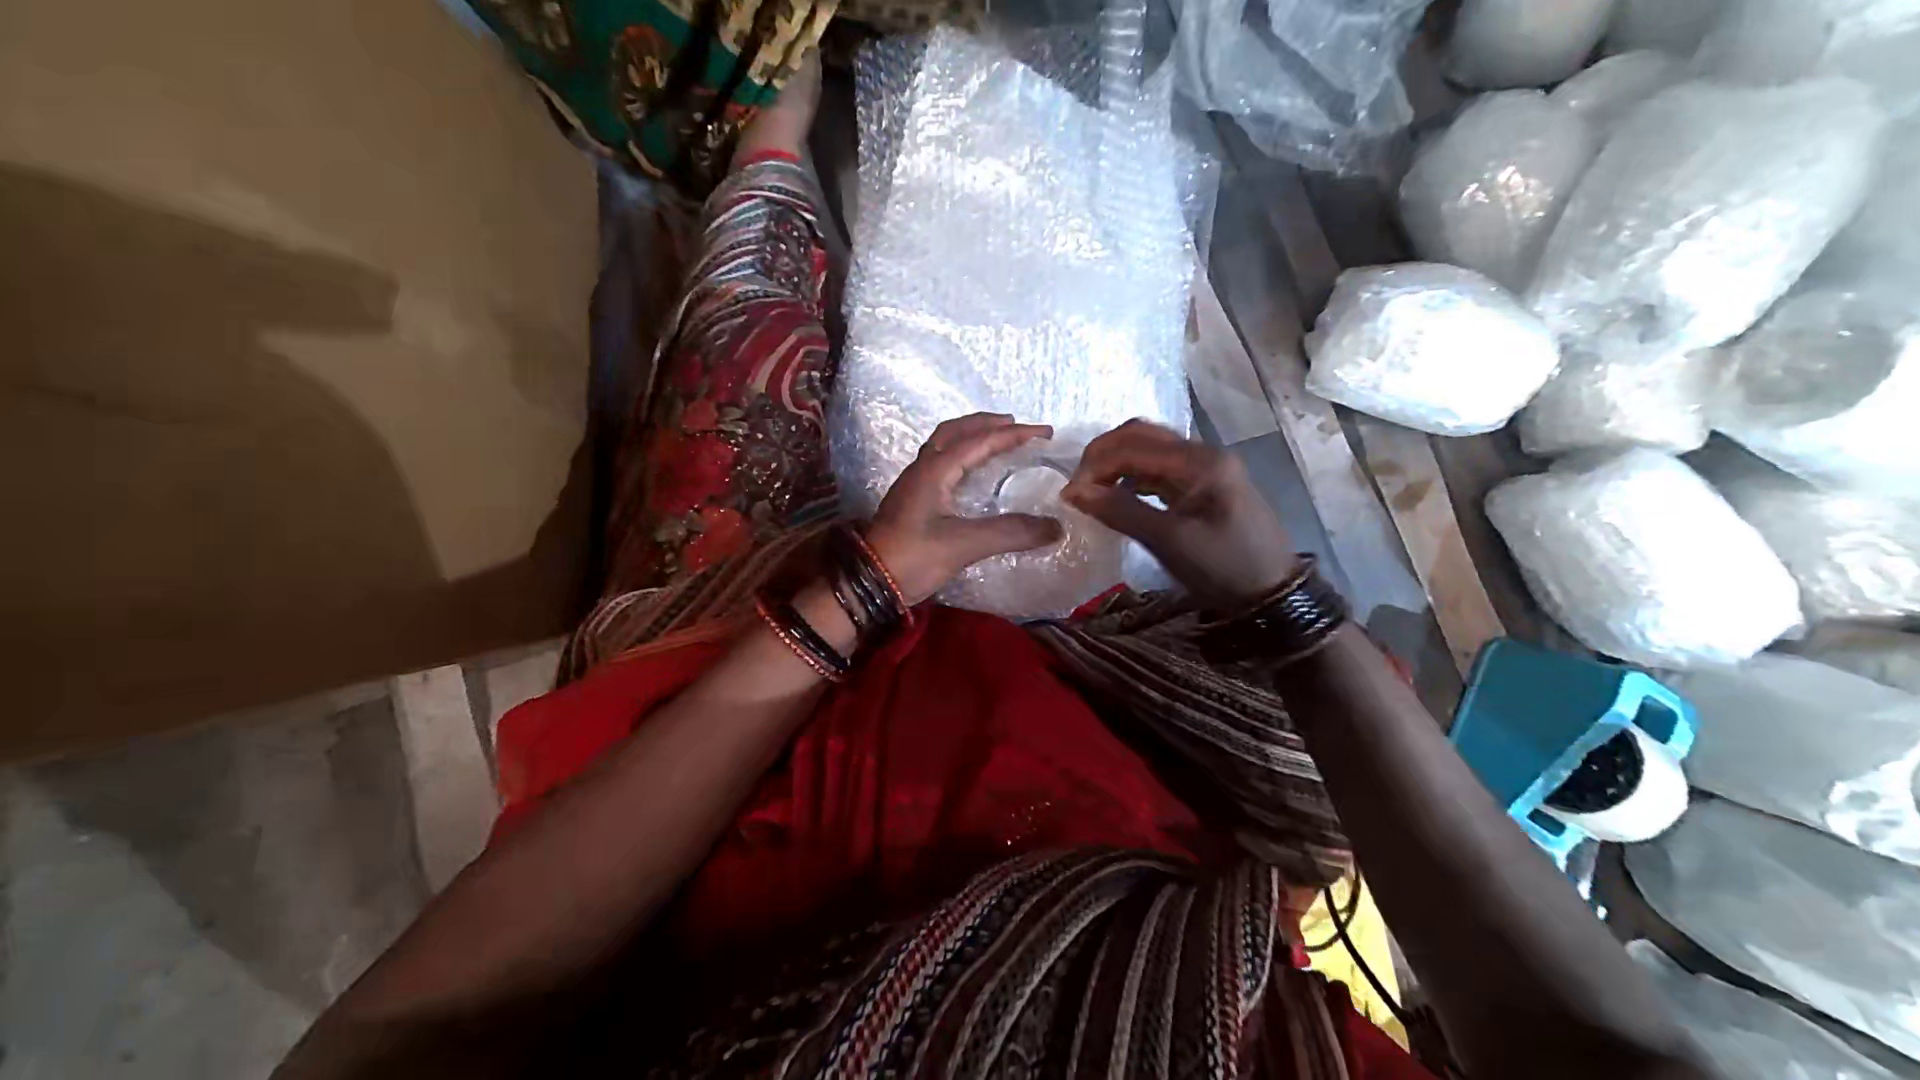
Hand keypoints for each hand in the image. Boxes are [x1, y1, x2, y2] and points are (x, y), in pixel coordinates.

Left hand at [865, 413, 1066, 604]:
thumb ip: (1010, 533)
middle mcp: (922, 468)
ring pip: (945, 445)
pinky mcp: (912, 500)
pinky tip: (974, 473)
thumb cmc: (913, 558)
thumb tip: (1055, 527)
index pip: (980, 440)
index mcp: (934, 470)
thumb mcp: (964, 545)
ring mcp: (914, 483)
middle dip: (989, 424)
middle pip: (956, 431)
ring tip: (998, 441)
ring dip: (972, 436)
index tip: (1044, 432)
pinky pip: (941, 462)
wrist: (870, 582)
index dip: (1013, 434)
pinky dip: (962, 455)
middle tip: (1019, 426)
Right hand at [1062, 419, 1298, 609]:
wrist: (1273, 594)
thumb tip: (1074, 492)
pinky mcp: (1201, 485)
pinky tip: (1116, 497)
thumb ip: (1122, 512)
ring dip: (1116, 464)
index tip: (1069, 495)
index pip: (1134, 445)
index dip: (1095, 465)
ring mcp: (1203, 468)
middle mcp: (1202, 454)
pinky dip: (1131, 477)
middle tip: (1077, 487)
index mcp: (1200, 461)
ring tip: (1091, 492)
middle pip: (1141, 436)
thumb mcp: (1170, 542)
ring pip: (1148, 449)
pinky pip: (1158, 469)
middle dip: (1103, 455)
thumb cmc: (1224, 567)